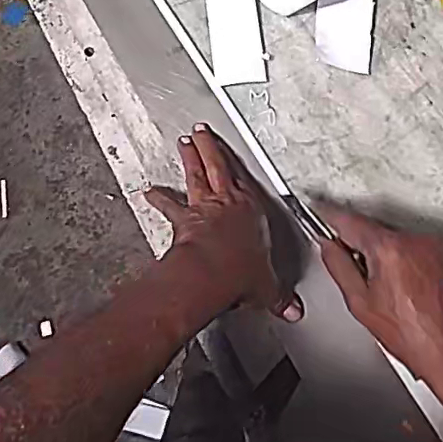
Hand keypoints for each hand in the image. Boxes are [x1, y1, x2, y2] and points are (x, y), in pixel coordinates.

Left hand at [144, 124, 301, 320]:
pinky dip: (159, 197)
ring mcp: (205, 207)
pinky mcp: (185, 218)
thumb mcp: (267, 286)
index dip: (238, 164)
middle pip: (218, 166)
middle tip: (202, 132)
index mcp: (252, 211)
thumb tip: (292, 309)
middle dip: (210, 147)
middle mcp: (228, 203)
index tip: (232, 153)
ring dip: (190, 158)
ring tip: (185, 143)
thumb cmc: (240, 272)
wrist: (213, 274)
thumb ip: (278, 295)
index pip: (246, 181)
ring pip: (197, 175)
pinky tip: (150, 191)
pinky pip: (170, 204)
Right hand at [316, 205, 442, 392]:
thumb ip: (339, 267)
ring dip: (381, 254)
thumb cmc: (418, 339)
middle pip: (372, 229)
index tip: (318, 213)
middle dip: (357, 244)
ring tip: (386, 293)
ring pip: (392, 239)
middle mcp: (414, 240)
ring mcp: (432, 246)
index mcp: (389, 248)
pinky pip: (411, 249)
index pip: (348, 220)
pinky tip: (403, 292)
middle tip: (352, 273)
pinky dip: (400, 261)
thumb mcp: (362, 305)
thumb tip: (328, 247)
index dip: (328, 216)